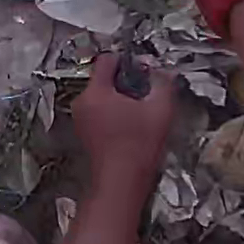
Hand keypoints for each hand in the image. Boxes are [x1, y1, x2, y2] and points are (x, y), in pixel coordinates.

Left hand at [72, 54, 174, 196]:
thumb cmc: (139, 144)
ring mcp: (79, 118)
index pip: (107, 60)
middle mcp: (81, 101)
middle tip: (145, 95)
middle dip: (124, 82)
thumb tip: (164, 69)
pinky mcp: (83, 133)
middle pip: (103, 78)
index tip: (144, 71)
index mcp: (95, 91)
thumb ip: (163, 83)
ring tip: (140, 113)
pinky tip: (129, 126)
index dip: (127, 60)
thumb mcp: (160, 110)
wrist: (120, 184)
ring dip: (119, 98)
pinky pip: (97, 111)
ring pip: (101, 96)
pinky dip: (111, 112)